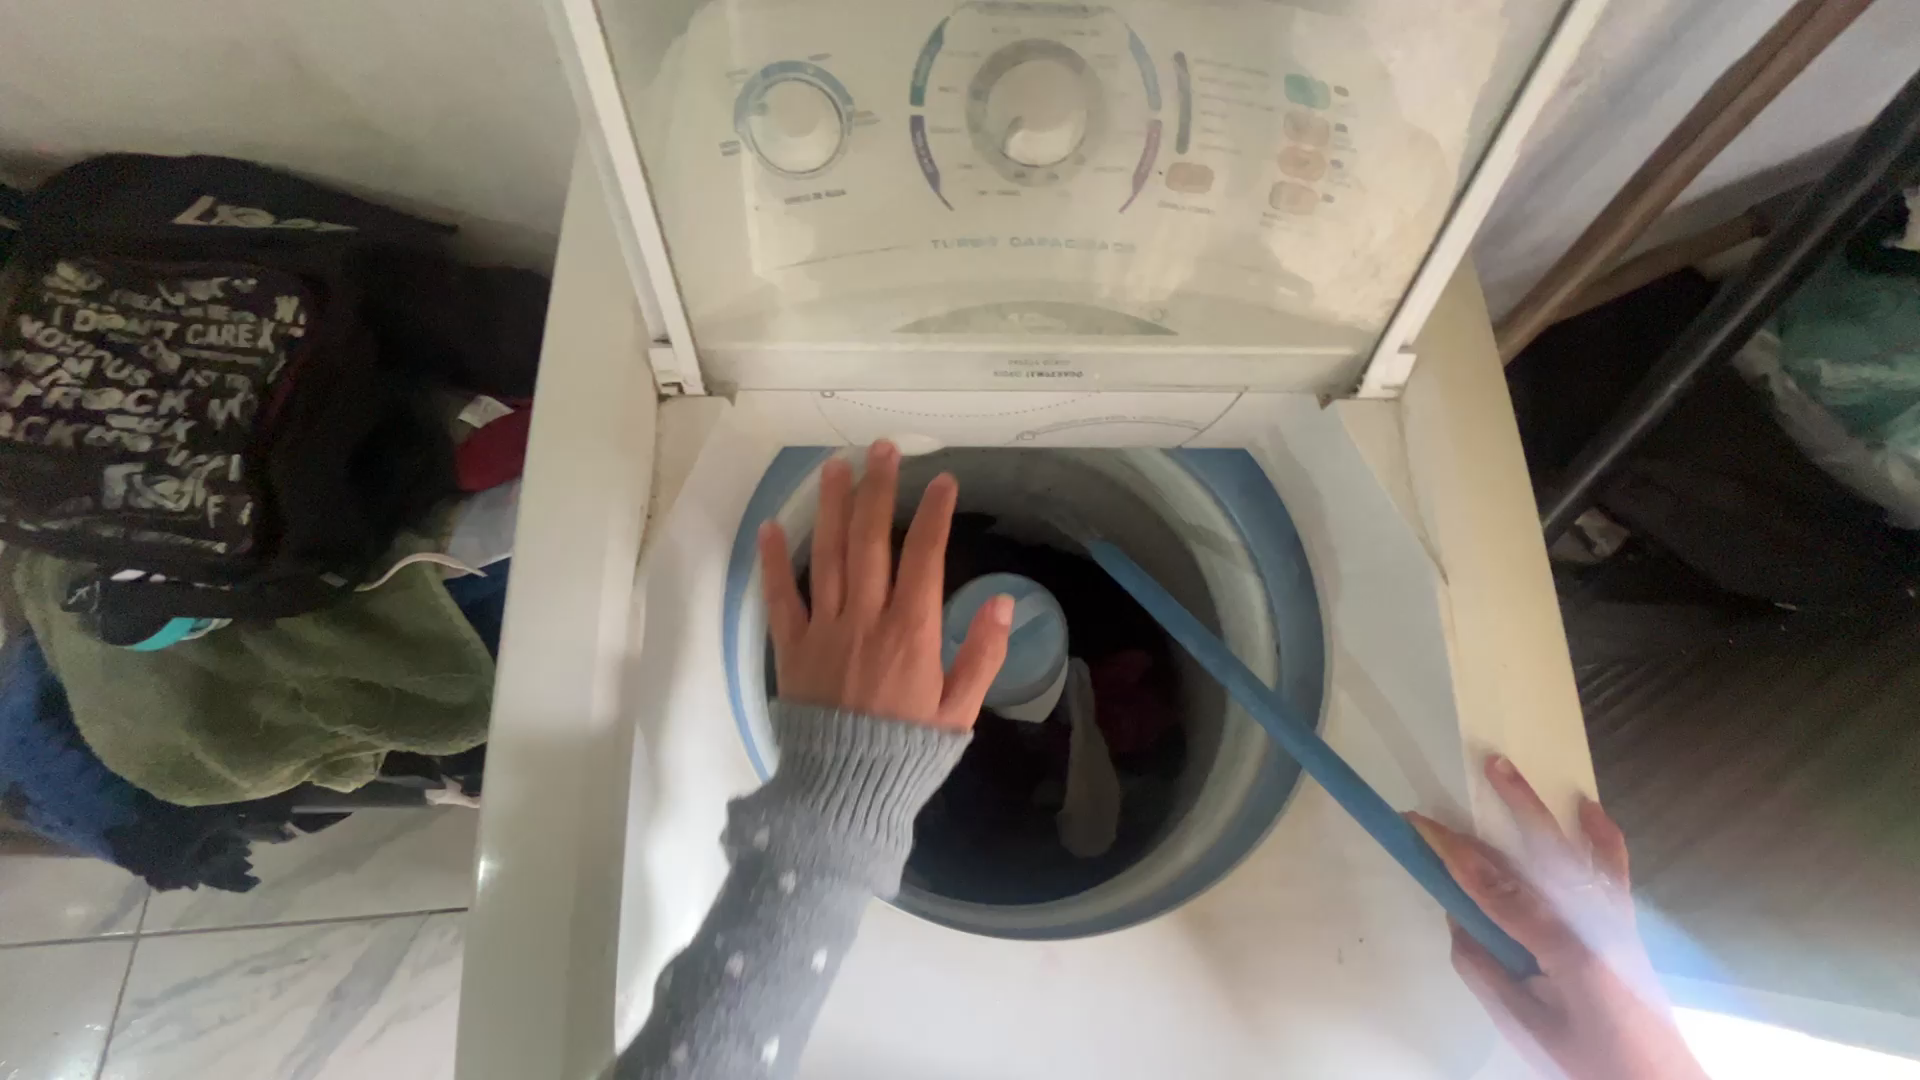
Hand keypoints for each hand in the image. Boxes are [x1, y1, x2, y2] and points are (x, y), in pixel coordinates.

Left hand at [757, 440, 1012, 732]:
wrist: (844, 793)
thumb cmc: (908, 753)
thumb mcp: (960, 711)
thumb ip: (983, 654)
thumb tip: (1003, 601)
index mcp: (912, 632)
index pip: (925, 556)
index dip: (936, 513)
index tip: (943, 481)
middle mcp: (866, 618)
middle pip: (872, 540)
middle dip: (880, 490)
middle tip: (883, 449)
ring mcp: (824, 629)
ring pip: (828, 555)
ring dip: (834, 507)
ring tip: (837, 466)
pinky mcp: (792, 647)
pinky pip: (780, 597)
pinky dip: (773, 561)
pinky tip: (772, 525)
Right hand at [1410, 757, 1706, 1079]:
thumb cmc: (1590, 1064)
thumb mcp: (1524, 1026)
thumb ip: (1484, 968)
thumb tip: (1455, 915)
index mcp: (1566, 952)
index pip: (1492, 889)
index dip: (1450, 852)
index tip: (1415, 824)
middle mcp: (1595, 925)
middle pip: (1528, 858)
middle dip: (1473, 826)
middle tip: (1439, 801)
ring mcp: (1614, 921)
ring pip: (1566, 850)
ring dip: (1529, 808)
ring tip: (1501, 768)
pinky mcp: (1625, 925)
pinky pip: (1611, 870)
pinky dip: (1600, 837)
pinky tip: (1588, 808)